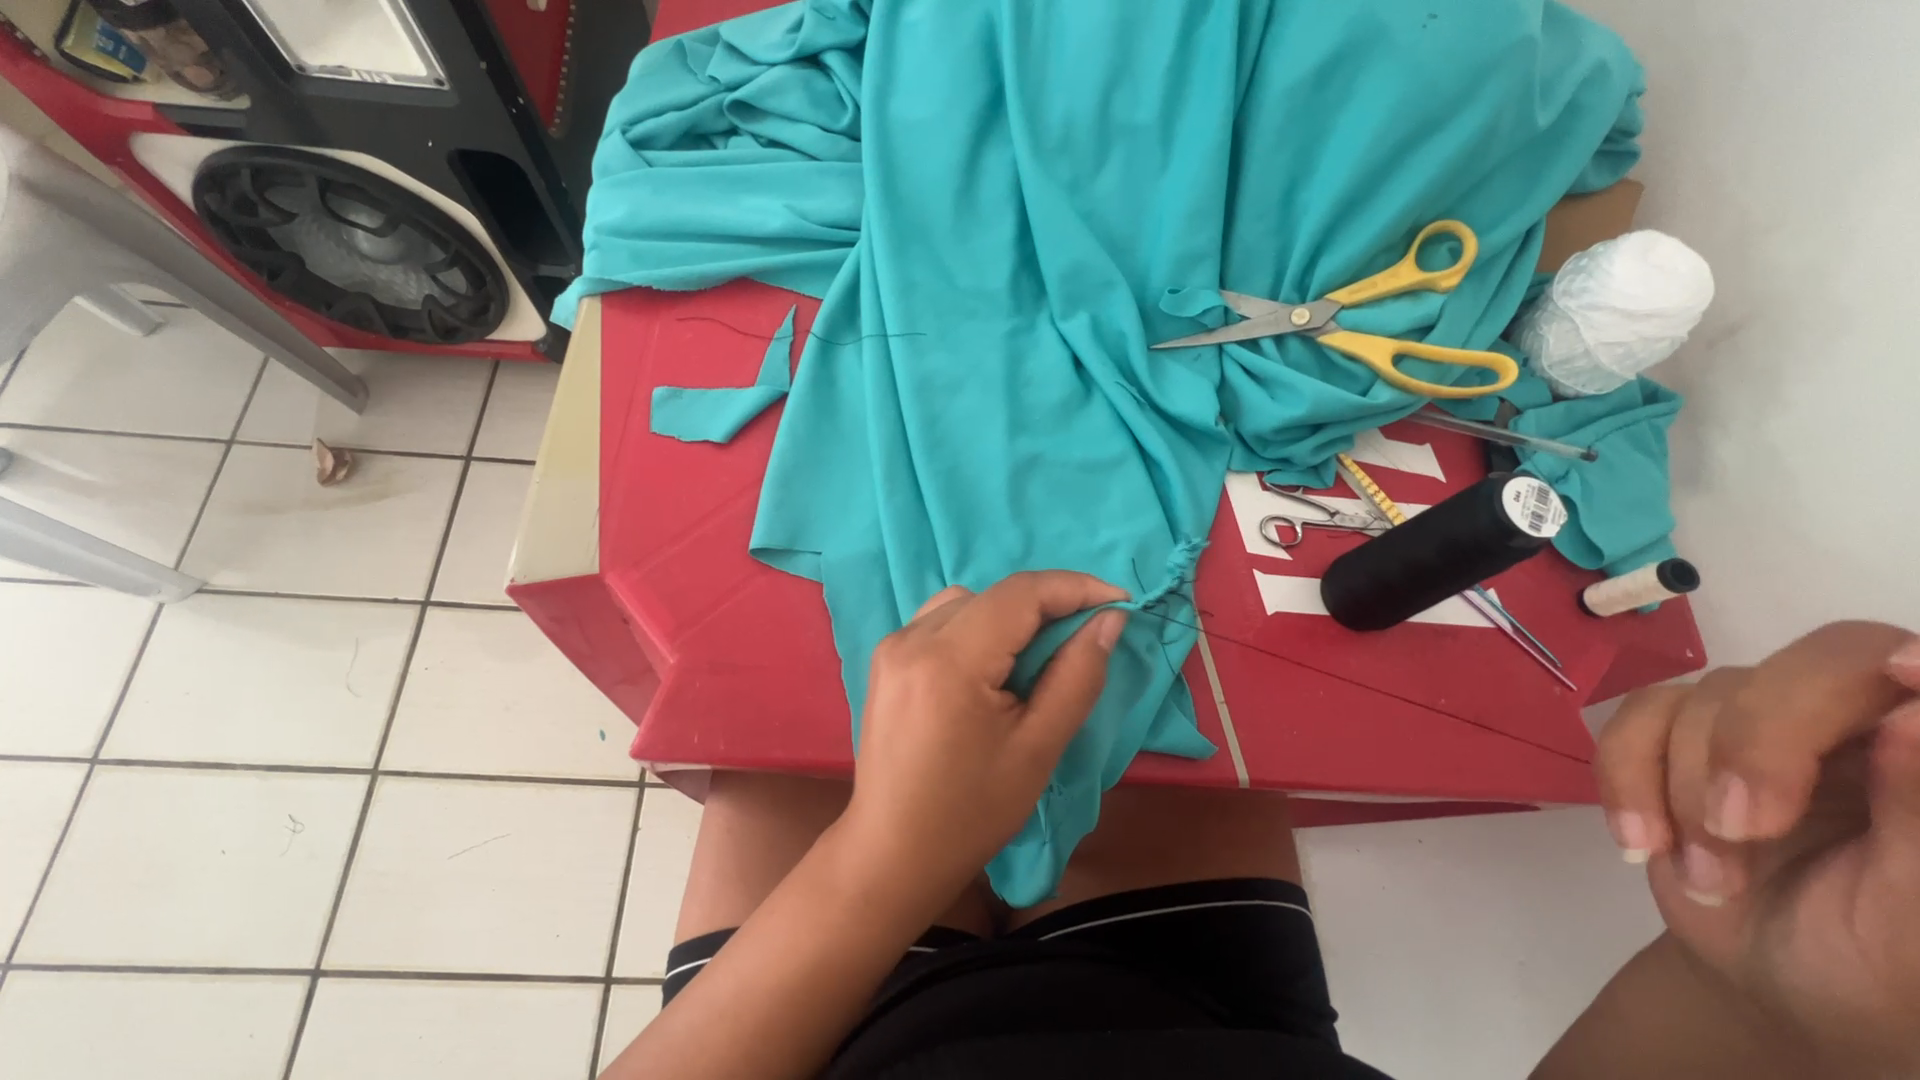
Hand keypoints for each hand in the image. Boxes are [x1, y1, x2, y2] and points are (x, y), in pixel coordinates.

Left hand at [843, 571, 1127, 896]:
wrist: (895, 852)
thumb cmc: (972, 811)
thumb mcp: (1038, 747)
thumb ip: (1077, 675)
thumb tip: (1109, 619)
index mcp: (949, 660)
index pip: (1021, 594)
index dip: (1076, 588)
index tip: (1120, 601)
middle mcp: (912, 639)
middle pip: (995, 595)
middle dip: (1048, 607)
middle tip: (1088, 639)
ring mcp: (892, 647)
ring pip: (968, 602)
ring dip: (1011, 617)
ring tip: (1037, 662)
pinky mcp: (885, 660)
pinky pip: (941, 621)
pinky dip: (978, 628)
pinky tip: (991, 669)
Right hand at [1595, 622, 1919, 1069]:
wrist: (1771, 986)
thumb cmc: (1875, 965)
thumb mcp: (1915, 919)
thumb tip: (1918, 716)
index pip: (1916, 672)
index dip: (1908, 664)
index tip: (1905, 675)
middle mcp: (1855, 717)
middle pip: (1812, 664)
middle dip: (1760, 743)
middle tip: (1742, 826)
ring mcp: (1758, 721)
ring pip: (1707, 700)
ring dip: (1688, 794)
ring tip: (1711, 876)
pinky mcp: (1674, 734)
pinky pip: (1632, 720)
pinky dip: (1627, 781)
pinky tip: (1645, 843)